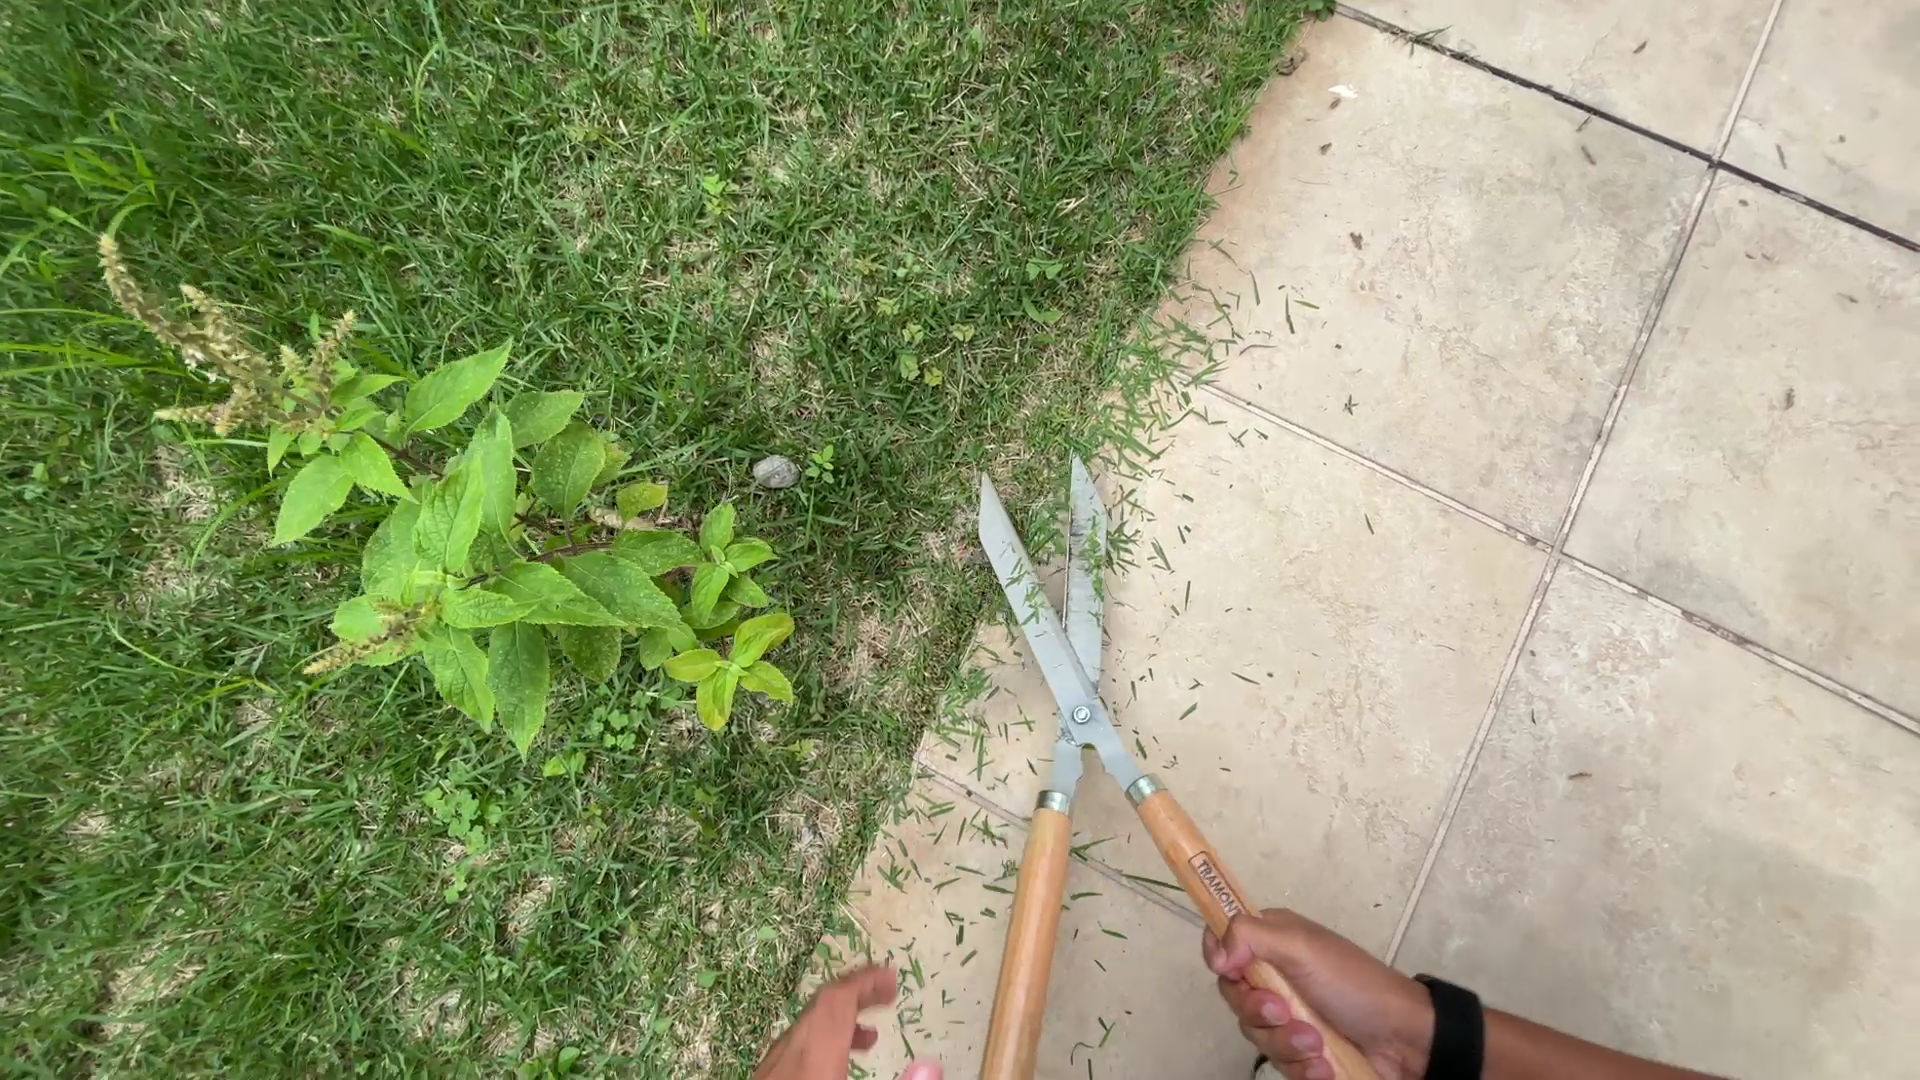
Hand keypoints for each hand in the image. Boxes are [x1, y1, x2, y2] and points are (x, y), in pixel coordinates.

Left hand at [751, 965, 942, 1079]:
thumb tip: (932, 1065)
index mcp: (812, 1062)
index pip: (835, 1002)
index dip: (864, 983)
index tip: (891, 979)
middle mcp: (785, 1061)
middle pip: (817, 1011)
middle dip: (854, 996)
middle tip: (887, 995)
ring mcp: (768, 1077)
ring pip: (801, 1035)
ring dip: (837, 1025)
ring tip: (871, 1038)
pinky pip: (791, 1057)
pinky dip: (818, 1050)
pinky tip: (834, 1073)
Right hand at [1202, 909, 1432, 1079]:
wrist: (1409, 1042)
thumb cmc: (1353, 983)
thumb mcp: (1301, 946)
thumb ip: (1250, 936)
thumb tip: (1215, 955)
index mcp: (1269, 941)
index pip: (1221, 942)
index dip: (1218, 957)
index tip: (1230, 972)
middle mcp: (1273, 975)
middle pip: (1233, 995)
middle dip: (1257, 1011)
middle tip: (1285, 1013)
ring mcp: (1287, 1016)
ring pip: (1255, 1034)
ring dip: (1286, 1044)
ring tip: (1319, 1046)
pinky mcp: (1300, 1052)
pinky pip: (1279, 1064)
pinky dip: (1301, 1070)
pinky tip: (1324, 1068)